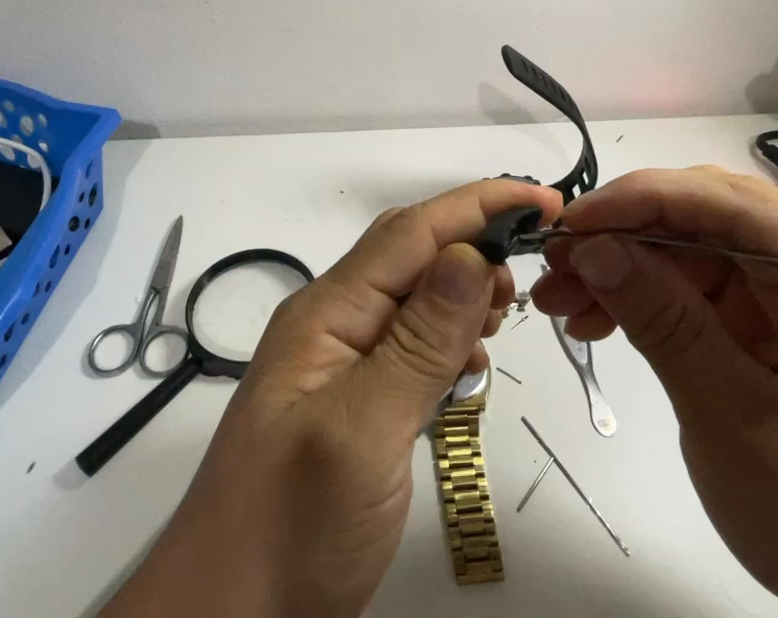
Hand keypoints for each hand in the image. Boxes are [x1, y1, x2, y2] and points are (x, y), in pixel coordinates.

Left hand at [102, 179, 561, 617]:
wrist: (231, 609)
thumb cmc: (291, 520)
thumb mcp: (363, 428)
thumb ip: (417, 342)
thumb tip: (470, 253)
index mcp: (328, 312)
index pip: (411, 232)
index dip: (478, 205)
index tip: (546, 200)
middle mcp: (334, 323)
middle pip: (412, 255)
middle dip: (474, 243)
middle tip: (531, 274)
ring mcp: (343, 364)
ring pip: (414, 298)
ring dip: (464, 292)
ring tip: (505, 317)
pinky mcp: (357, 403)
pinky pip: (410, 346)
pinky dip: (449, 340)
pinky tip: (469, 365)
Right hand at [531, 167, 777, 617]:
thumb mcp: (738, 428)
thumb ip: (667, 325)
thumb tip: (595, 246)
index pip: (747, 209)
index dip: (650, 199)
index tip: (571, 222)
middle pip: (721, 221)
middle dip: (628, 233)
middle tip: (554, 266)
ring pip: (702, 249)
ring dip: (627, 265)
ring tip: (560, 300)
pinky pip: (706, 287)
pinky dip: (648, 297)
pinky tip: (598, 319)